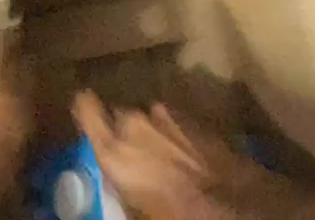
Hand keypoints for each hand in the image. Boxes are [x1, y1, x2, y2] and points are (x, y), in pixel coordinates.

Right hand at [72, 91, 236, 219]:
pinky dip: (171, 131)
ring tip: (162, 158)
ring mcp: (163, 113)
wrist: (229, 203)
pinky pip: (169, 118)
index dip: (84, 110)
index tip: (86, 120)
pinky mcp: (189, 112)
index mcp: (113, 150)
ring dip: (149, 132)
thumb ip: (118, 182)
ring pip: (145, 116)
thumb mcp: (134, 209)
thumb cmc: (173, 215)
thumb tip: (116, 176)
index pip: (84, 106)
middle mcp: (133, 122)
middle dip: (121, 131)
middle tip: (132, 156)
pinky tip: (183, 153)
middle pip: (116, 115)